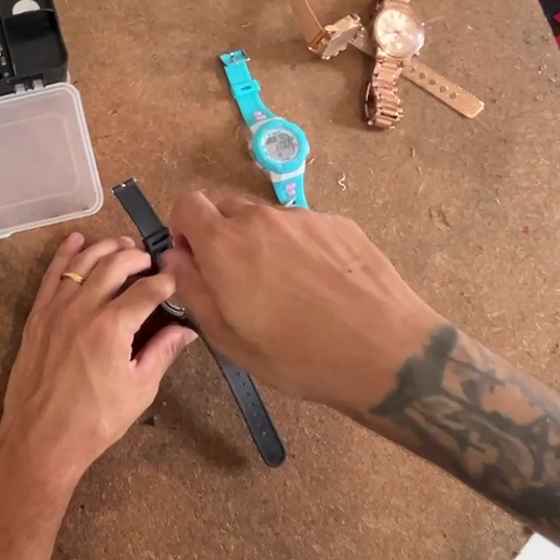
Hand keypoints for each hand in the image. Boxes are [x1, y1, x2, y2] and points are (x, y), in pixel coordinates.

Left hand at [0, 233, 199, 489]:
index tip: (176, 281)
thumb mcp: (139, 390)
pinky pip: (52, 275)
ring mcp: (56, 309)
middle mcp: (83, 309)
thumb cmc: (95, 421)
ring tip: (122, 244)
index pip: (146, 290)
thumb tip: (187, 329)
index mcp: (112, 327)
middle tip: (150, 260)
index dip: (166, 282)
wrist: (41, 440)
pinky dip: (65, 254)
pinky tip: (76, 239)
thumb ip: (162, 352)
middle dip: (137, 257)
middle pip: (114, 265)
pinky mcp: (37, 316)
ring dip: (105, 248)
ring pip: (83, 263)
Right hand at [159, 191, 444, 414]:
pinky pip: (302, 227)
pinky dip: (299, 247)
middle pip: (225, 208)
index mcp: (224, 244)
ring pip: (265, 219)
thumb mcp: (228, 338)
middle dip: (221, 235)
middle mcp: (260, 219)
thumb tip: (173, 257)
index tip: (195, 259)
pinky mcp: (338, 224)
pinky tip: (320, 286)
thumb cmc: (298, 355)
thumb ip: (191, 289)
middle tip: (238, 280)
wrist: (386, 353)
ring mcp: (303, 217)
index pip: (187, 204)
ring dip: (261, 242)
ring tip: (286, 288)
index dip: (184, 228)